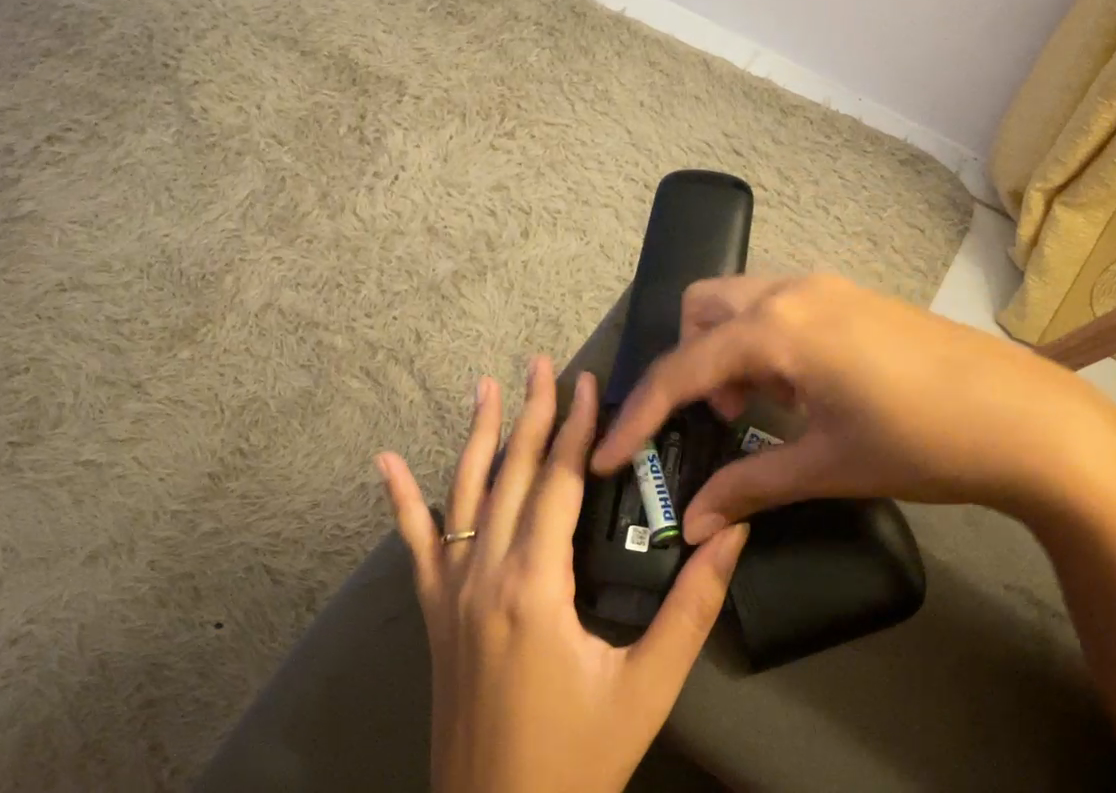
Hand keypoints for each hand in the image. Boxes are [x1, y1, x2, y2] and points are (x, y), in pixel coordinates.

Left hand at [375, 357, 749, 792]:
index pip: (560, 484)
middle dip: (533, 415)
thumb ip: (691, 607)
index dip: (577, 428)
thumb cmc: (579, 757)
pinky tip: (386, 464)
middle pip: (513, 476)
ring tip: (486, 386)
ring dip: (477, 437)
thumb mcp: (648, 687)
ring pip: (463, 496)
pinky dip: (400, 502)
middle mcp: (485, 576)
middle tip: (543, 362)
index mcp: (535, 586)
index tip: (589, 380)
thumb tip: (730, 531)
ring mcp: (451, 596)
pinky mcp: (435, 618)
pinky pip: (416, 547)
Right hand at [590, 275, 1115, 540]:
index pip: (683, 368)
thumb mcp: (826, 466)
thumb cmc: (920, 441)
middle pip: (702, 308)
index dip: (639, 415)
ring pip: (742, 301)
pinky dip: (766, 341)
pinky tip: (800, 390)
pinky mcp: (854, 297)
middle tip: (717, 417)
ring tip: (761, 408)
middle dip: (688, 362)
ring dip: (728, 349)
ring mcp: (828, 287)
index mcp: (777, 328)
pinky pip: (782, 306)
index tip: (609, 455)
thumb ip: (750, 485)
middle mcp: (793, 291)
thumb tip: (695, 523)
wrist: (1025, 418)